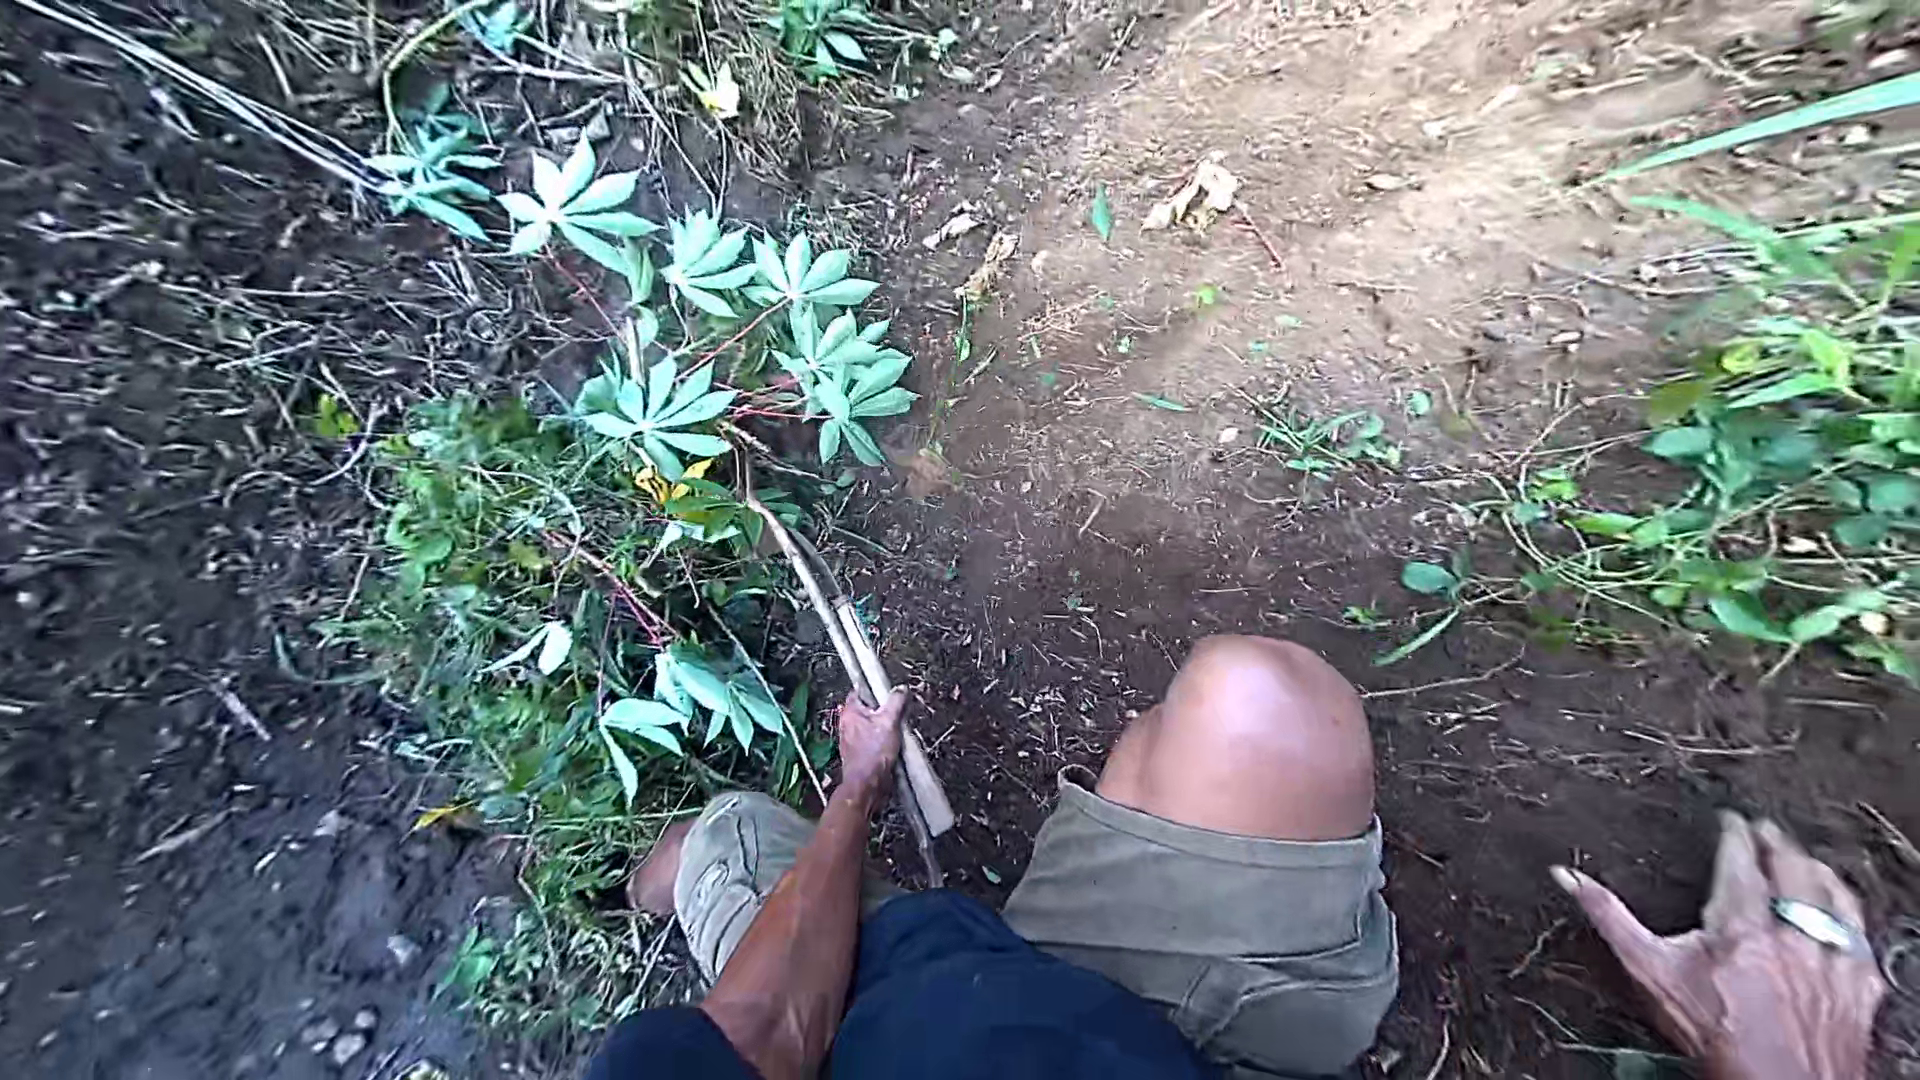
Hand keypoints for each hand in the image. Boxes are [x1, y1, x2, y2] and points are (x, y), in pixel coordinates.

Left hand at [835, 689, 903, 796]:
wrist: (868, 784)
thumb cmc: (874, 752)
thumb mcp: (889, 721)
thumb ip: (896, 701)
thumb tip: (901, 689)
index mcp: (850, 713)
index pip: (859, 691)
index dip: (873, 688)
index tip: (887, 690)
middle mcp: (847, 725)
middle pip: (867, 709)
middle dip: (882, 710)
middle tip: (897, 710)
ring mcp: (852, 740)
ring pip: (870, 726)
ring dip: (883, 726)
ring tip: (897, 728)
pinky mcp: (859, 753)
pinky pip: (872, 740)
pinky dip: (882, 740)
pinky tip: (893, 744)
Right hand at [1554, 813, 1885, 1079]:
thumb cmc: (1707, 1025)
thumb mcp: (1644, 965)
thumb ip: (1606, 914)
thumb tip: (1564, 874)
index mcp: (1742, 928)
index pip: (1742, 869)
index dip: (1737, 839)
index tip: (1732, 819)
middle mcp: (1794, 941)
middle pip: (1798, 881)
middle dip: (1783, 849)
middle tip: (1769, 828)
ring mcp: (1834, 969)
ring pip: (1840, 910)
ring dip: (1823, 878)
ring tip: (1810, 859)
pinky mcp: (1859, 995)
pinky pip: (1864, 945)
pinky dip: (1853, 919)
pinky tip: (1847, 918)